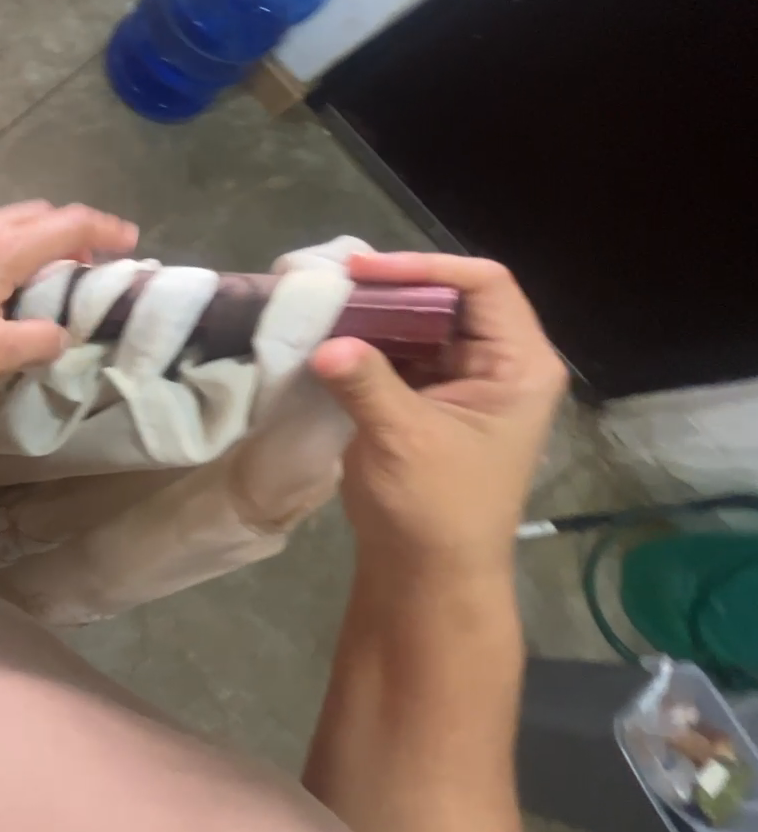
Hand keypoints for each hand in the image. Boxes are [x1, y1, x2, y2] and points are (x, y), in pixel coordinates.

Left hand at [0, 202, 137, 395]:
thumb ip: (38, 341)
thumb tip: (60, 332)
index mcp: (0, 252)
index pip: (68, 226)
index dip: (105, 230)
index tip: (130, 242)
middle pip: (33, 215)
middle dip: (67, 230)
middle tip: (84, 258)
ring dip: (24, 233)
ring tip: (31, 260)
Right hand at [311, 253, 567, 578]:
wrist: (424, 563)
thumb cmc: (435, 503)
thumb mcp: (404, 438)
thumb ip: (367, 384)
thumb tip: (323, 343)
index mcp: (515, 365)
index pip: (483, 286)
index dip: (425, 268)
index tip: (360, 272)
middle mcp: (490, 364)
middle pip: (445, 301)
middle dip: (388, 289)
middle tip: (328, 284)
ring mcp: (451, 383)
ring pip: (412, 327)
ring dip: (366, 316)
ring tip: (316, 306)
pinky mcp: (414, 400)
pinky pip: (387, 356)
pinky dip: (355, 345)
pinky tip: (319, 340)